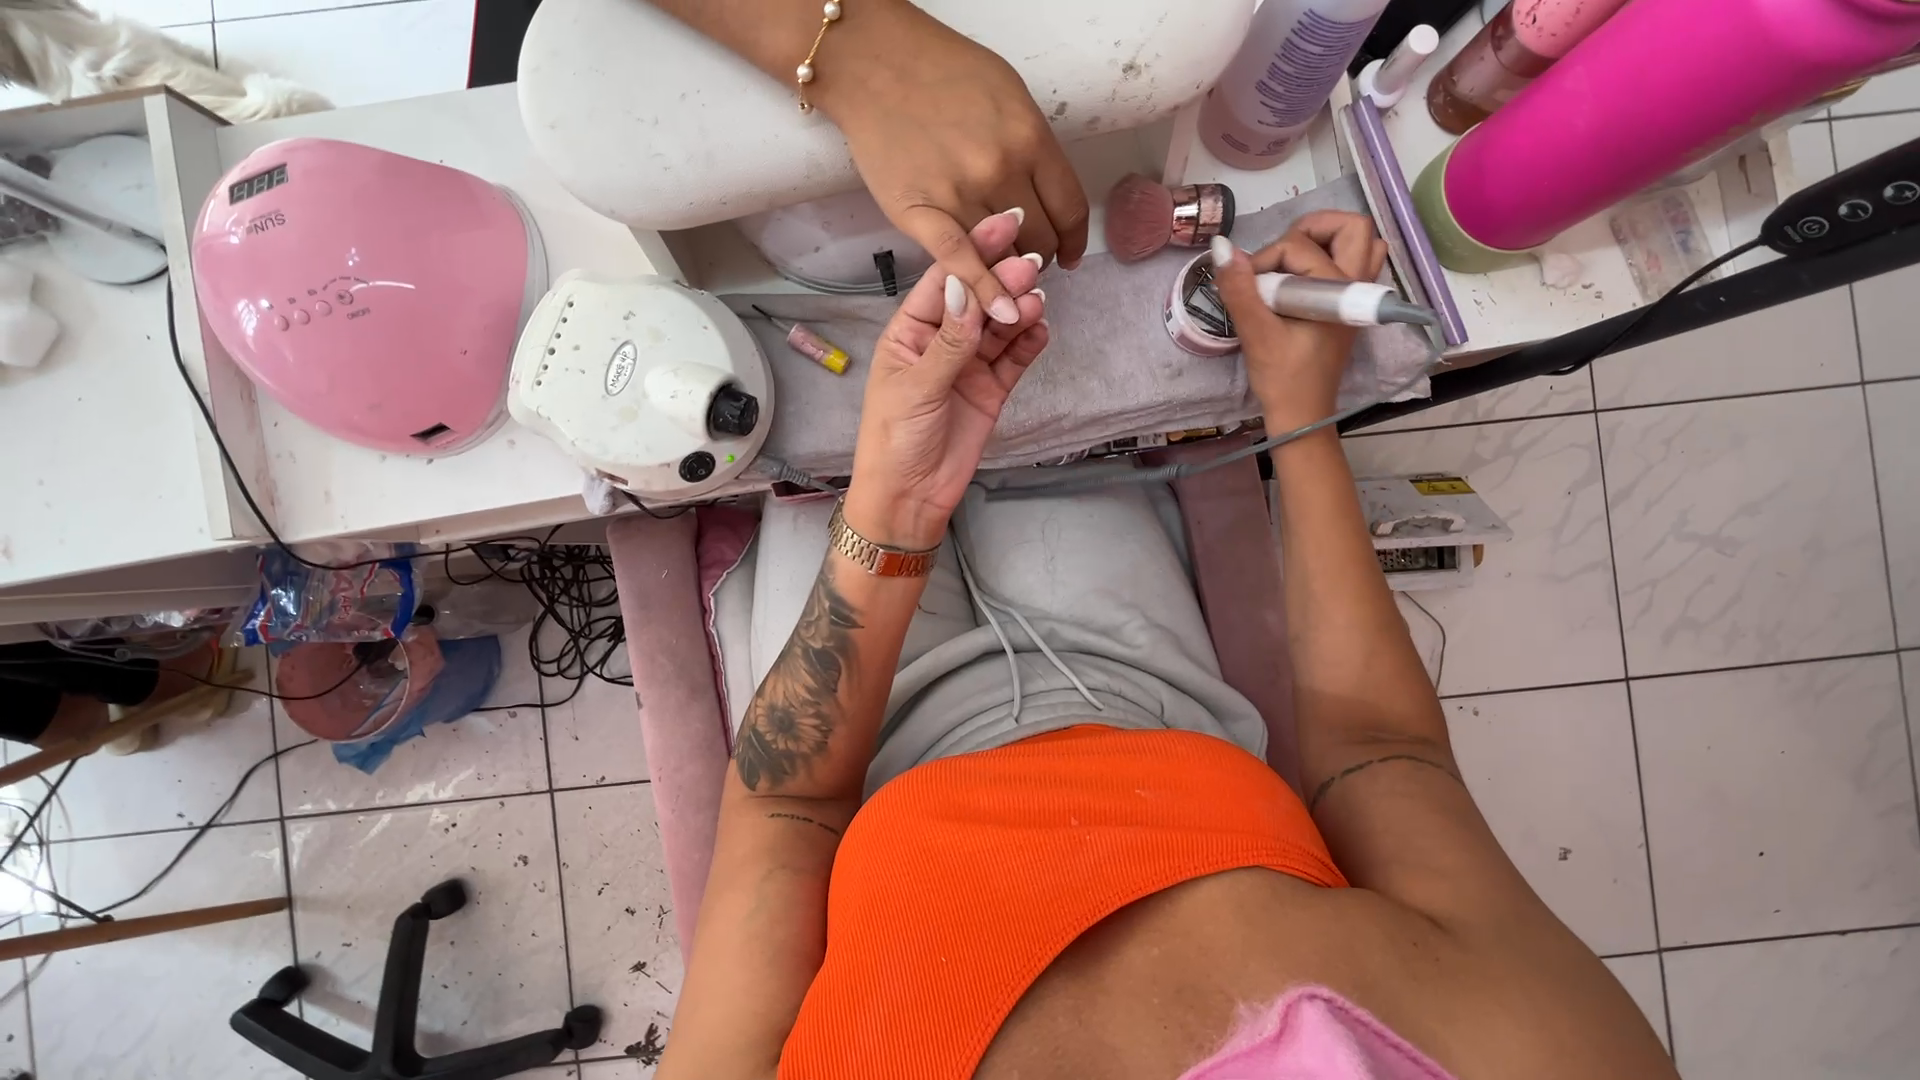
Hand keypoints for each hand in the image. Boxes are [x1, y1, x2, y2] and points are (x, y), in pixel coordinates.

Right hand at [814, 3, 1086, 326]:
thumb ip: (1031, 145)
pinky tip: (997, 311)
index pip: (1068, 208)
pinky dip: (982, 291)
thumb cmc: (941, 71)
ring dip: (1007, 272)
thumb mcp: (1008, 94)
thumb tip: (1045, 192)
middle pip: (1039, 239)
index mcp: (1030, 138)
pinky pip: (958, 262)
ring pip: (1002, 256)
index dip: (1073, 240)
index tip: (1069, 255)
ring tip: (1002, 273)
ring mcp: (960, 195)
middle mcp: (1001, 170)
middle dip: (1039, 258)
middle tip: (1027, 263)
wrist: (874, 65)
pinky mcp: (920, 214)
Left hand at [842, 209, 1046, 548]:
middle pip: (978, 301)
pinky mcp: (991, 390)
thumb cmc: (895, 440)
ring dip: (1019, 311)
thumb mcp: (916, 389)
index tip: (1004, 224)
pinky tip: (1041, 330)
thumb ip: (948, 342)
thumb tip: (965, 288)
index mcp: (910, 332)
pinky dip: (1029, 344)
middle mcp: (942, 342)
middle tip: (1032, 264)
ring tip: (1037, 301)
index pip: (944, 282)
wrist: (910, 498)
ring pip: (1000, 328)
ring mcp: (968, 366)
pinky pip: (1014, 359)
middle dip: (1003, 281)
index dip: (972, 253)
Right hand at [1210, 212, 1388, 432]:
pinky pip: (1353, 266)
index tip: (1246, 288)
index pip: (1296, 247)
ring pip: (1358, 244)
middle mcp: (1356, 286)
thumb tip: (1221, 246)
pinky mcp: (1347, 307)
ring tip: (1293, 264)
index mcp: (1335, 290)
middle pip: (1350, 227)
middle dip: (1310, 230)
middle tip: (1280, 256)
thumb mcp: (1256, 334)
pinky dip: (1332, 261)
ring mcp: (1356, 296)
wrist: (1302, 415)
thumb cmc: (1282, 378)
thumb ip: (1239, 289)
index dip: (1263, 259)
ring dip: (1326, 242)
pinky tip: (1304, 281)